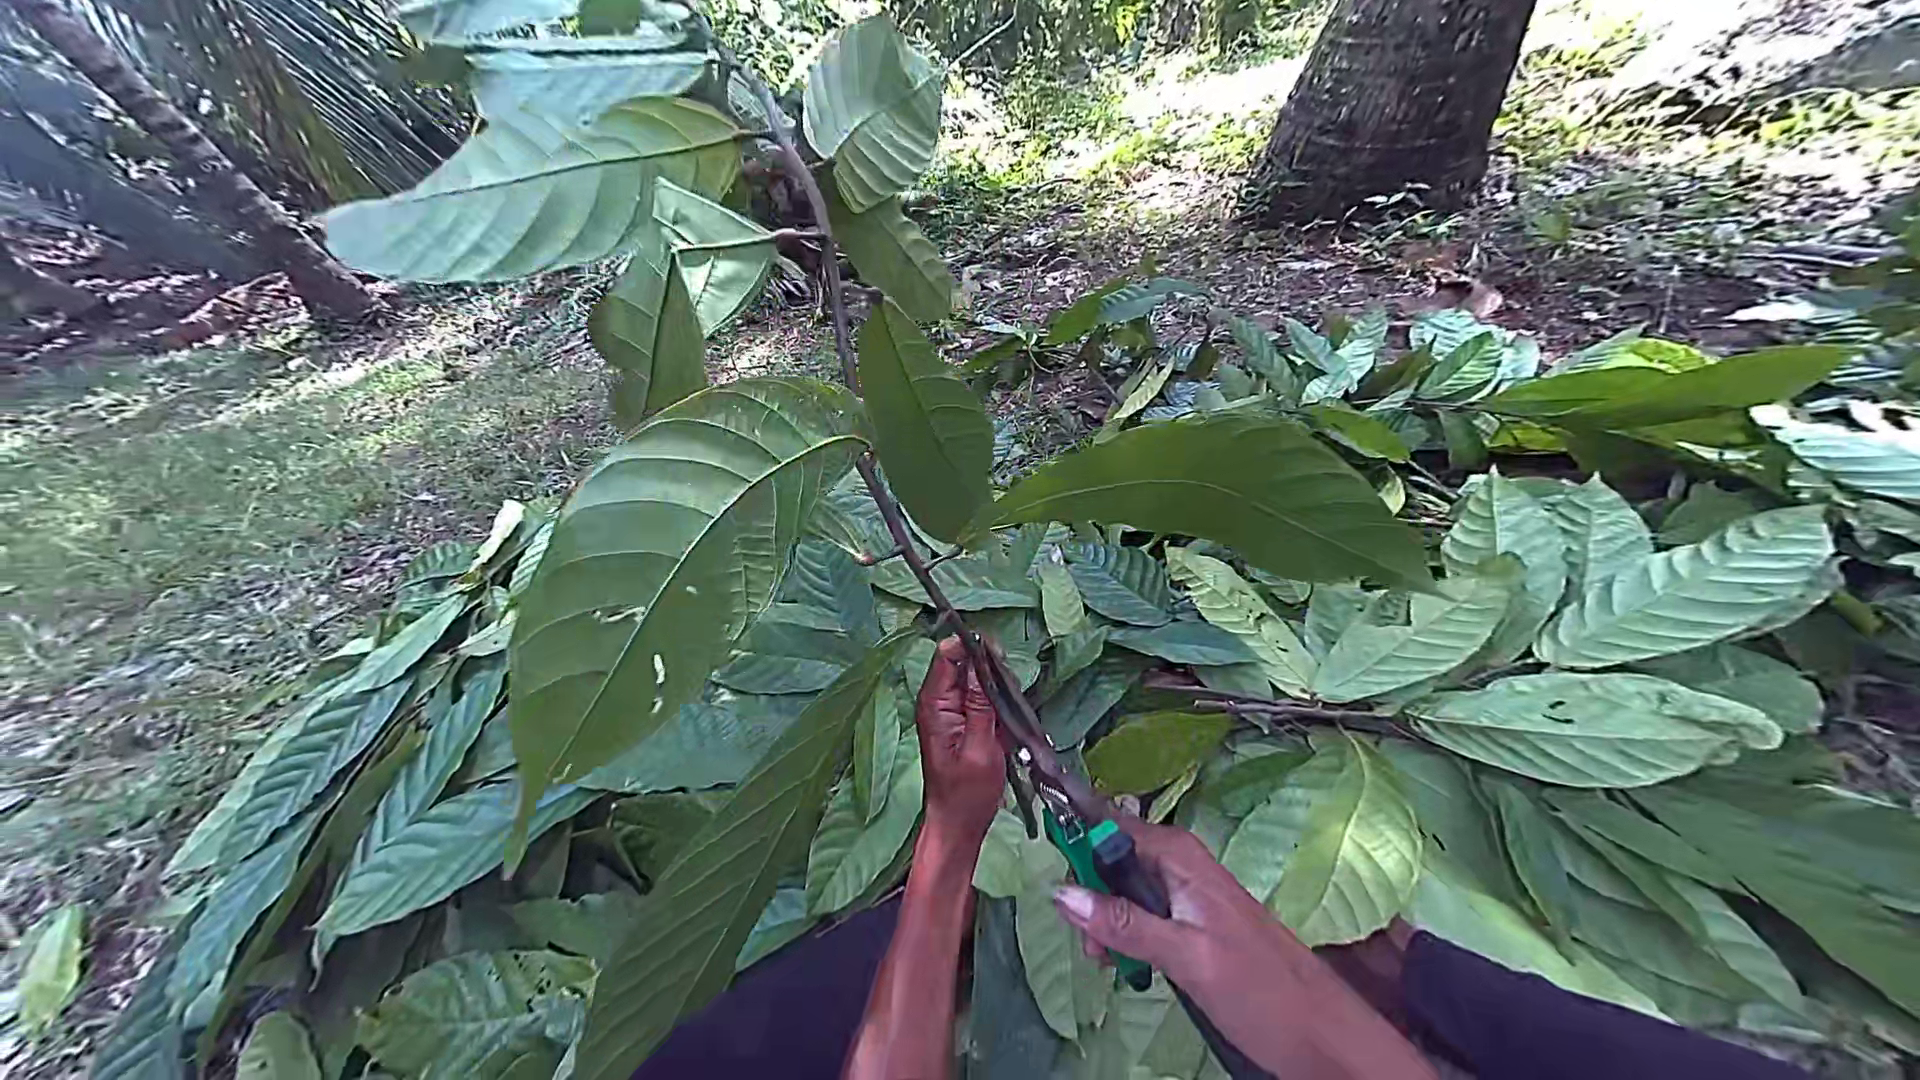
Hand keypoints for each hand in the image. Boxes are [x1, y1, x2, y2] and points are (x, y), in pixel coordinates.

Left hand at [913, 636, 1003, 845]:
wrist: (959, 823)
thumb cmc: (968, 792)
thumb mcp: (980, 747)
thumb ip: (980, 703)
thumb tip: (981, 661)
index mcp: (934, 703)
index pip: (947, 654)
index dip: (973, 647)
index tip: (999, 657)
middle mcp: (937, 700)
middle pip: (963, 661)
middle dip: (990, 669)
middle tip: (1009, 691)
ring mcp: (949, 708)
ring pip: (975, 677)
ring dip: (996, 687)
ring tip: (1008, 713)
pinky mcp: (961, 718)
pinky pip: (979, 696)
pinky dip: (995, 702)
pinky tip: (1005, 721)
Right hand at [1052, 816, 1434, 1079]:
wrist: (1324, 1038)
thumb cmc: (1260, 989)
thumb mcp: (1186, 956)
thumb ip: (1122, 924)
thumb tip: (1061, 892)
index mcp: (1175, 852)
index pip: (1106, 822)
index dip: (1074, 834)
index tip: (1052, 866)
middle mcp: (1176, 860)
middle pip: (1108, 856)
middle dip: (1088, 892)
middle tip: (1087, 942)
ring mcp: (1182, 889)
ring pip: (1120, 887)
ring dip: (1103, 918)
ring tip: (1106, 961)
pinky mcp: (1186, 917)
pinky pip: (1139, 910)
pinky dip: (1123, 932)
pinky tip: (1125, 963)